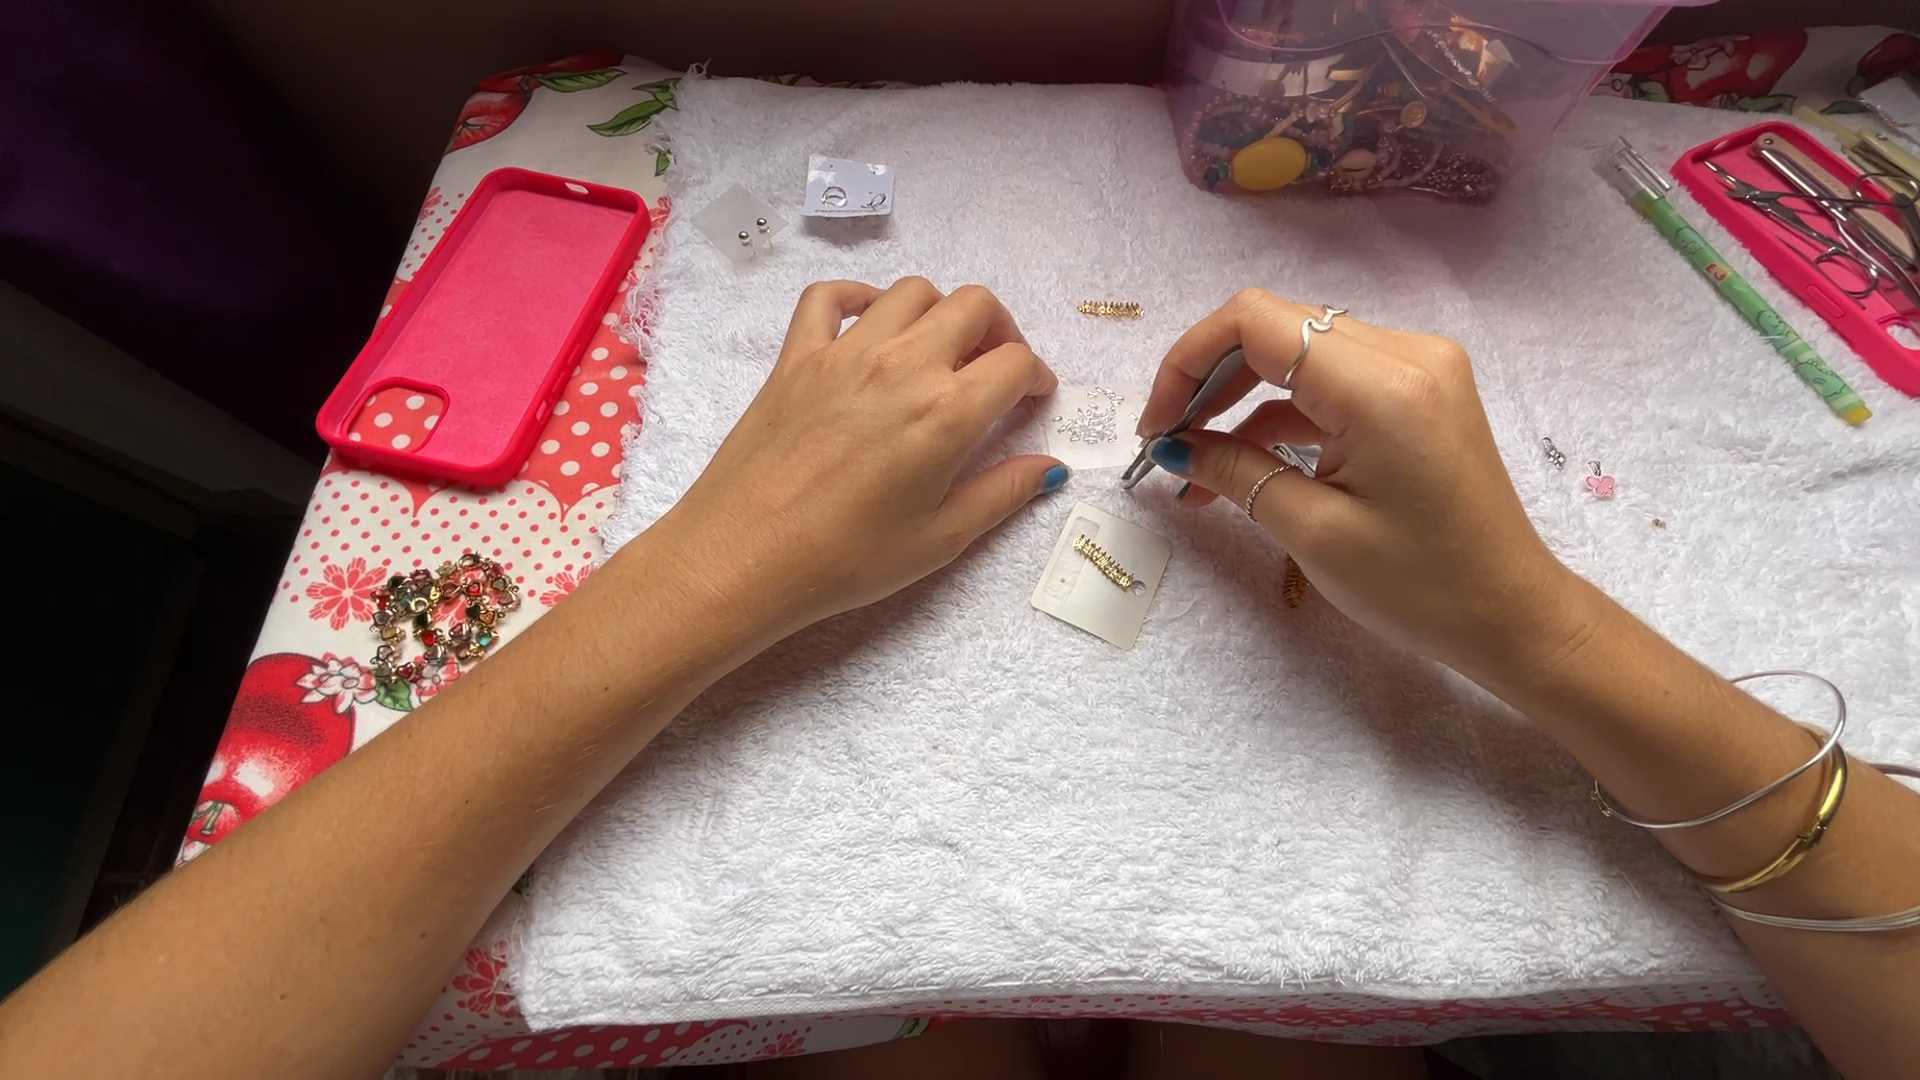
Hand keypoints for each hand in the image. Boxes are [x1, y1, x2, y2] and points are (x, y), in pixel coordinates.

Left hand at [658, 277, 1069, 633]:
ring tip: (938, 352)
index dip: (1037, 377)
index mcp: (946, 411)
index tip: (1033, 397)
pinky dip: (860, 298)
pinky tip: (870, 327)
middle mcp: (901, 364)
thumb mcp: (940, 538)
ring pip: (911, 291)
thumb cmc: (848, 560)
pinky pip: (830, 296)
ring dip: (940, 312)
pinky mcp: (796, 354)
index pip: (1015, 362)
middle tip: (995, 368)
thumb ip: (1003, 493)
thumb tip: (1051, 467)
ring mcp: (843, 351)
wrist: (744, 557)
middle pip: (974, 306)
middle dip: (1001, 331)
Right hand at [1136, 289, 1581, 677]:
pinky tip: (1237, 463)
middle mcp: (1404, 352)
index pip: (1256, 322)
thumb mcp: (1310, 530)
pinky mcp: (1411, 392)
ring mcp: (1413, 367)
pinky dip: (1272, 416)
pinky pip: (1323, 383)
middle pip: (1272, 328)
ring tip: (1192, 460)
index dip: (1188, 360)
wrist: (1512, 614)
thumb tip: (1172, 446)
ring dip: (1233, 398)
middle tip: (1166, 441)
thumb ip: (1234, 472)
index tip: (1156, 425)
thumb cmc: (1418, 586)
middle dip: (1205, 378)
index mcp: (1381, 385)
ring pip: (1293, 352)